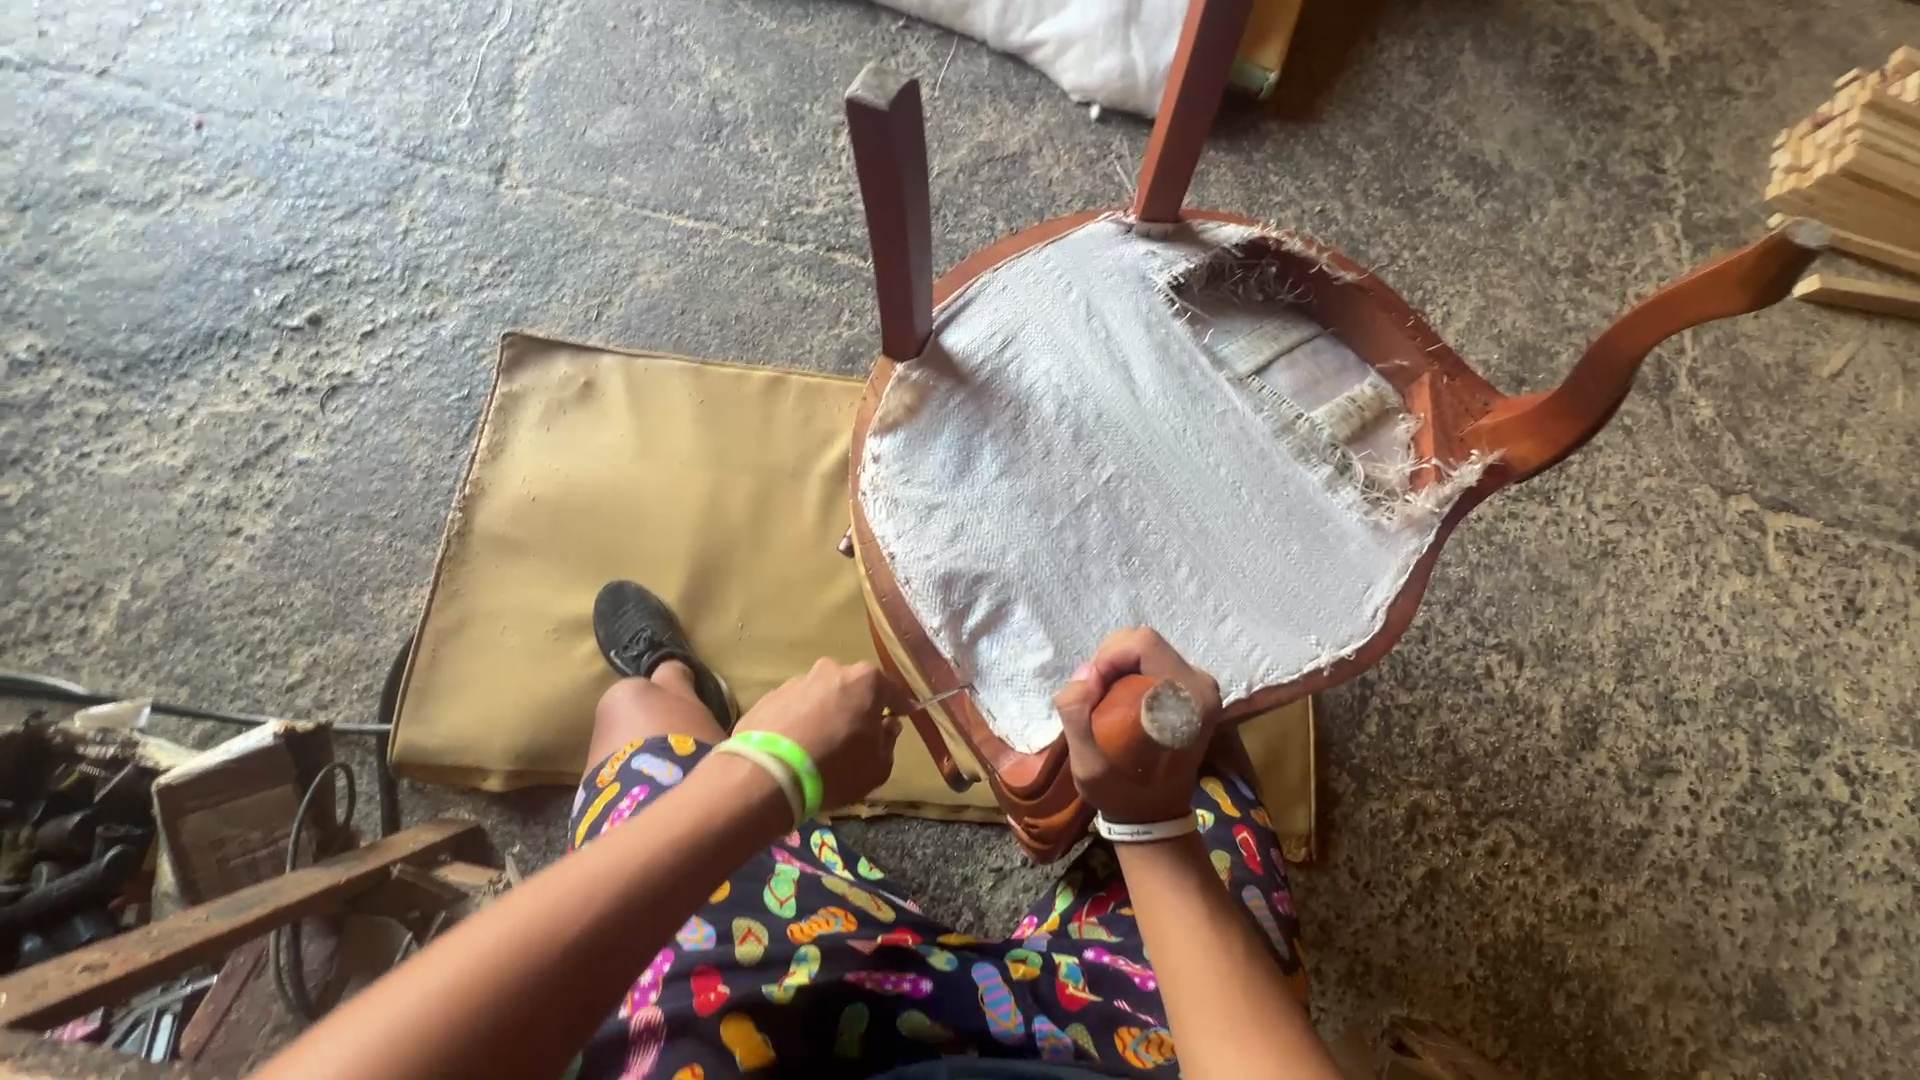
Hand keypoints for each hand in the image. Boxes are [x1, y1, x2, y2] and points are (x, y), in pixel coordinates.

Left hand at [734, 658, 910, 810]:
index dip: (899, 706)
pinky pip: (794, 709)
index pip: (891, 691)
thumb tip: (886, 726)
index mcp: (865, 681)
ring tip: (821, 743)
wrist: (768, 775)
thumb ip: (888, 743)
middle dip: (858, 707)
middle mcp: (831, 671)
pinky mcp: (769, 698)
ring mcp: (797, 682)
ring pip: (821, 696)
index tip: (903, 716)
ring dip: (825, 713)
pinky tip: (796, 747)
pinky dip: (799, 722)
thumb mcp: (877, 767)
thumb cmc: (835, 769)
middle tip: (858, 733)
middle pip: (852, 688)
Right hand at [1055, 627, 1222, 824]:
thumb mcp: (1087, 764)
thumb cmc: (1122, 792)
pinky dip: (1127, 674)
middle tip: (1093, 696)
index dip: (1107, 658)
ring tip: (1103, 702)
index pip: (1141, 643)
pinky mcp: (1192, 691)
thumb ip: (1077, 714)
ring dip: (1116, 668)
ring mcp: (1200, 686)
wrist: (1154, 816)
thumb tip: (1085, 673)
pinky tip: (1117, 703)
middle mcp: (1201, 685)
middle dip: (1109, 662)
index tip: (1090, 691)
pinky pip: (1151, 663)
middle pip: (1143, 641)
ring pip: (1145, 649)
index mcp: (1188, 697)